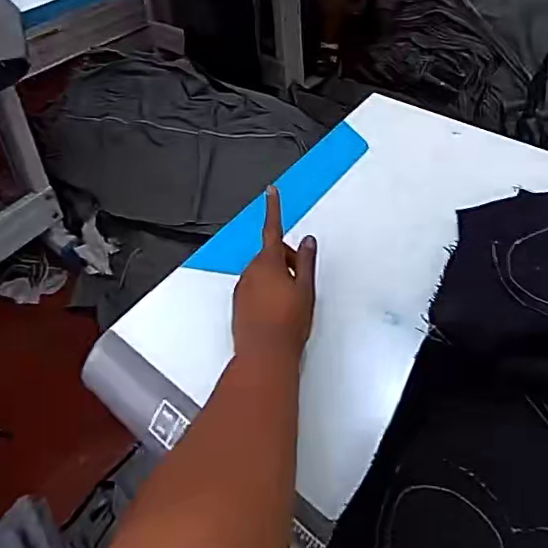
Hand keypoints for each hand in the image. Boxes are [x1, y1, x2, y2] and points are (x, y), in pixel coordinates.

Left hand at [231, 186, 316, 361]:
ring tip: (291, 302)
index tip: (271, 191)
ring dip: (277, 277)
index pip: (272, 228)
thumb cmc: (288, 323)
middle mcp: (251, 271)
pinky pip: (256, 287)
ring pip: (263, 271)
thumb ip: (306, 261)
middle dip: (286, 260)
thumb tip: (307, 242)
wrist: (264, 356)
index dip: (273, 208)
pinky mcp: (239, 303)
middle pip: (271, 254)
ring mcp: (243, 288)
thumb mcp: (305, 289)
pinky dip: (267, 291)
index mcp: (268, 262)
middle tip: (301, 282)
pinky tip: (278, 311)